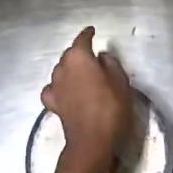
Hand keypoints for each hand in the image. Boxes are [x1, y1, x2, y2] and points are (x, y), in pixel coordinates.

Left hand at [42, 26, 132, 172]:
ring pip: (61, 70)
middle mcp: (62, 67)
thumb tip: (101, 56)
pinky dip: (59, 88)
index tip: (92, 30)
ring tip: (83, 76)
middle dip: (79, 53)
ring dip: (70, 70)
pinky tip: (66, 92)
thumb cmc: (110, 108)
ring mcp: (54, 85)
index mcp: (79, 57)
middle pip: (70, 54)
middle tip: (93, 58)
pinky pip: (54, 89)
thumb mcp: (120, 82)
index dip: (87, 34)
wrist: (91, 142)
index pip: (82, 39)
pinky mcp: (52, 103)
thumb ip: (111, 63)